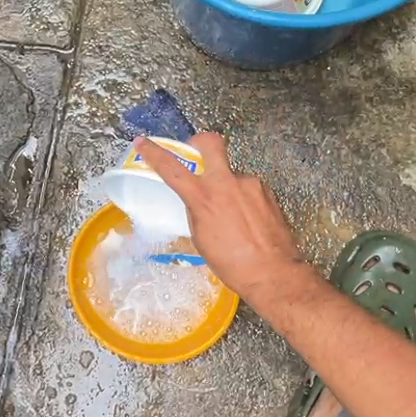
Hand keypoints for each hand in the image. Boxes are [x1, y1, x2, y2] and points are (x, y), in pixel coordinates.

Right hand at [134, 133, 310, 307]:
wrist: (273, 273)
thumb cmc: (232, 263)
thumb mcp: (200, 238)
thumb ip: (195, 211)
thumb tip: (195, 201)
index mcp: (204, 198)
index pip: (171, 168)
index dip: (153, 152)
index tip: (143, 143)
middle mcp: (227, 184)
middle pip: (210, 143)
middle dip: (200, 142)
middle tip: (197, 153)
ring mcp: (250, 184)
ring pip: (231, 173)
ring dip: (226, 185)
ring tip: (231, 214)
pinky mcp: (267, 192)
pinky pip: (247, 187)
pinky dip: (242, 198)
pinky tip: (246, 219)